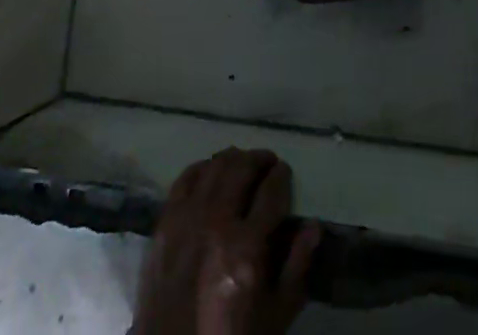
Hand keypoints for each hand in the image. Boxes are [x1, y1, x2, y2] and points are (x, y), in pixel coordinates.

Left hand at [131, 148, 320, 334]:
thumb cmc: (231, 333)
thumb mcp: (277, 311)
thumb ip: (298, 265)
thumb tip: (314, 225)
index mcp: (247, 247)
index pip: (271, 190)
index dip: (282, 175)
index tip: (285, 172)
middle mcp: (216, 225)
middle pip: (241, 169)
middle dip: (260, 159)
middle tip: (268, 163)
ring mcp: (186, 221)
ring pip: (213, 168)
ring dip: (233, 159)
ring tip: (242, 164)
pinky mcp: (164, 225)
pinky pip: (184, 180)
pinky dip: (202, 168)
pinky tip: (212, 172)